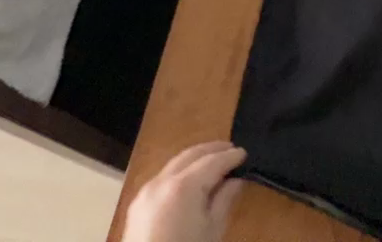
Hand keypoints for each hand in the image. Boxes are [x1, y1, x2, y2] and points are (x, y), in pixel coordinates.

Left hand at [123, 141, 247, 241]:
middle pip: (190, 155)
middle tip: (231, 150)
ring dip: (195, 160)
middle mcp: (162, 181)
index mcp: (183, 186)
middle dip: (212, 150)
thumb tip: (235, 180)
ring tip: (213, 164)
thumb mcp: (212, 231)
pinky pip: (162, 179)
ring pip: (174, 164)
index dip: (230, 156)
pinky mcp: (137, 206)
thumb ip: (225, 200)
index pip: (212, 161)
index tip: (245, 153)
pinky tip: (189, 182)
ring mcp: (145, 192)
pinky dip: (179, 174)